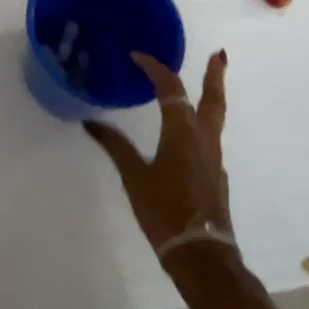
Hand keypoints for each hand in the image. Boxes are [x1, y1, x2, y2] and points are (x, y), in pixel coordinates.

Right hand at [84, 50, 231, 249]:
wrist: (201, 254)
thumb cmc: (164, 209)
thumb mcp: (134, 176)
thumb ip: (115, 145)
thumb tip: (90, 122)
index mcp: (182, 131)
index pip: (171, 88)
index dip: (155, 68)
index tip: (138, 55)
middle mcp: (203, 138)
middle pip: (212, 98)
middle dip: (214, 75)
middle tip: (218, 54)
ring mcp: (213, 157)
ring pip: (215, 117)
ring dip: (211, 97)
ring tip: (204, 85)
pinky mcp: (215, 174)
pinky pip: (210, 136)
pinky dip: (202, 122)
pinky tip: (189, 133)